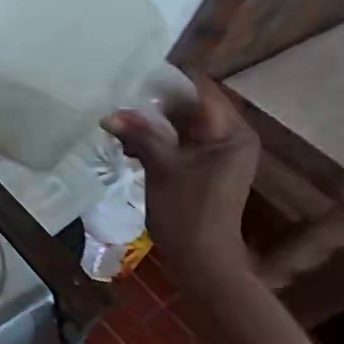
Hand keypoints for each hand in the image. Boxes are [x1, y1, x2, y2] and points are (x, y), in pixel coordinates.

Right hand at [103, 74, 258, 278]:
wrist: (204, 265)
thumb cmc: (188, 216)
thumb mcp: (162, 170)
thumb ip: (140, 136)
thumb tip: (109, 115)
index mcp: (232, 132)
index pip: (201, 90)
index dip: (168, 82)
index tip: (135, 78)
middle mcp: (235, 137)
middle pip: (194, 106)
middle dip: (158, 106)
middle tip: (124, 104)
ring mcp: (224, 154)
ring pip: (187, 125)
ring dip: (157, 125)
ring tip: (124, 127)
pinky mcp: (212, 169)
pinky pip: (187, 143)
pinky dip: (164, 142)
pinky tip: (135, 147)